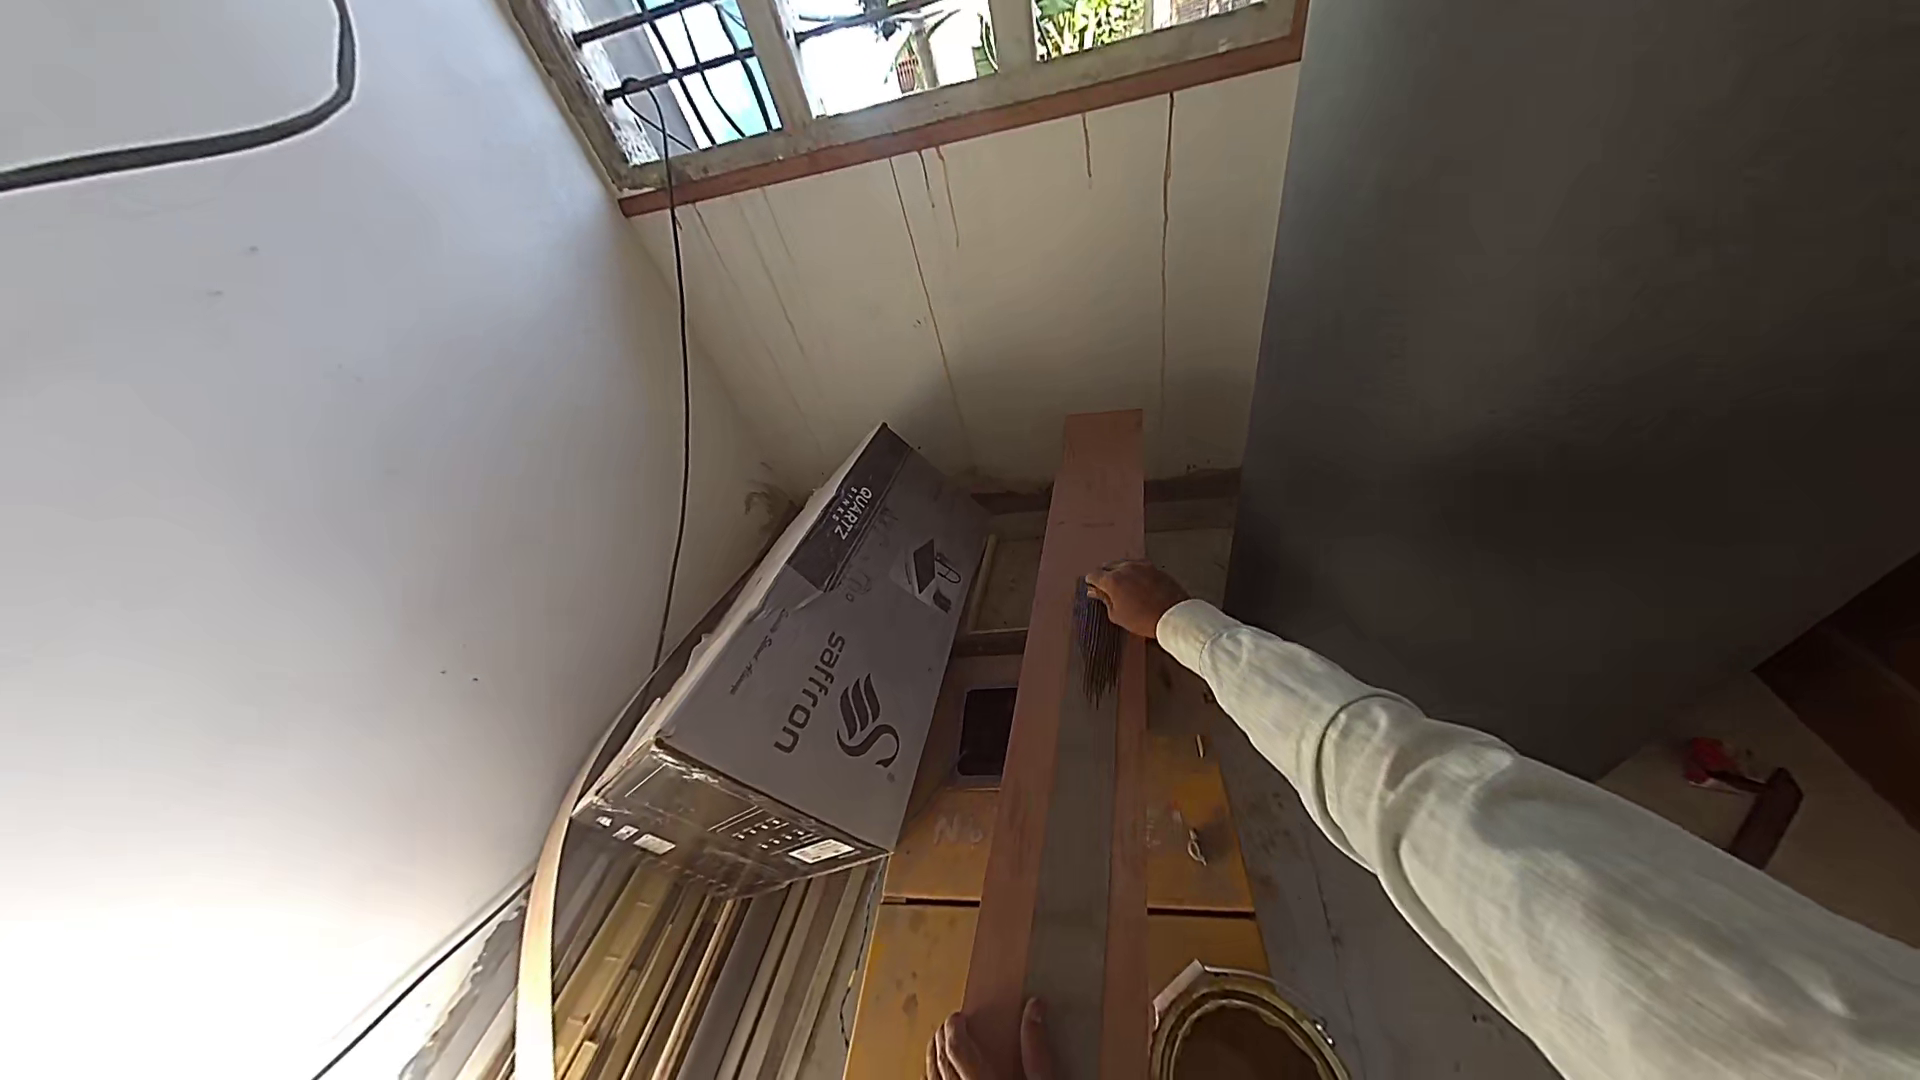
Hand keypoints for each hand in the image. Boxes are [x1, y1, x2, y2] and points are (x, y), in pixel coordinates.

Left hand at [925, 1000, 1054, 1079]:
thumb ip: (1036, 1050)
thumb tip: (1033, 1007)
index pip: (956, 1048)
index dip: (954, 1027)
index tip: (959, 1016)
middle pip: (940, 1063)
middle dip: (941, 1039)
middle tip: (949, 1025)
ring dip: (932, 1060)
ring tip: (938, 1046)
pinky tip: (936, 1079)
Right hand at [1084, 561, 1190, 639]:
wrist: (1174, 617)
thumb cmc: (1144, 619)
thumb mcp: (1117, 615)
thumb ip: (1104, 600)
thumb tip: (1095, 592)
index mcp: (1112, 580)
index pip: (1093, 575)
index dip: (1091, 582)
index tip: (1093, 587)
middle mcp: (1125, 568)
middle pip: (1107, 566)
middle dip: (1105, 575)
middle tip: (1107, 588)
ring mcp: (1141, 565)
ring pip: (1123, 563)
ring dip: (1119, 572)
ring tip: (1123, 586)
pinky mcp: (1154, 568)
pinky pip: (1138, 566)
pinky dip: (1134, 572)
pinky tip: (1137, 583)